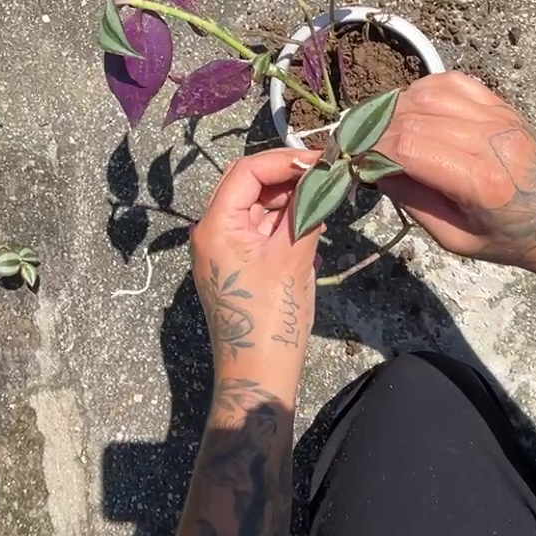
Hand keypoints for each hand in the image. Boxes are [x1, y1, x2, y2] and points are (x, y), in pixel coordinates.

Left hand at [190, 149, 321, 408]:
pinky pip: (257, 228)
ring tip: (324, 191)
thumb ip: (306, 210)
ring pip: (254, 205)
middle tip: (325, 171)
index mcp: (215, 226)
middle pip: (246, 184)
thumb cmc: (273, 318)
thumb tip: (322, 176)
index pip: (246, 171)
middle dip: (285, 174)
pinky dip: (283, 219)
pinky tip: (311, 216)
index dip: (284, 160)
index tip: (321, 159)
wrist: (258, 377)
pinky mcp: (234, 264)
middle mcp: (210, 231)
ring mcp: (221, 249)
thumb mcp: (293, 257)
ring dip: (287, 195)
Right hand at [366, 73, 535, 268]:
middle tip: (360, 148)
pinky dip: (423, 92)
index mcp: (481, 181)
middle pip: (412, 116)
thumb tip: (370, 169)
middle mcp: (490, 139)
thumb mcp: (455, 239)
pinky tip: (415, 112)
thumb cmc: (514, 241)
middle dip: (376, 130)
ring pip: (427, 92)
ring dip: (396, 108)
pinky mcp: (501, 104)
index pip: (408, 146)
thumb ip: (411, 201)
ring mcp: (498, 116)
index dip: (372, 150)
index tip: (355, 161)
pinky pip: (450, 82)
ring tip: (385, 131)